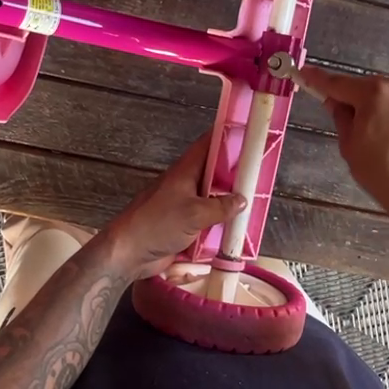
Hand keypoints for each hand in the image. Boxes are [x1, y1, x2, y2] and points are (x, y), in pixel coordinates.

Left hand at [97, 137, 244, 278]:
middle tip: (259, 176)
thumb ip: (221, 207)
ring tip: (255, 204)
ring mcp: (184, 205)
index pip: (208, 145)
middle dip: (234, 175)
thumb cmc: (157, 224)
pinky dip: (220, 224)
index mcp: (185, 171)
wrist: (129, 253)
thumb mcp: (195, 213)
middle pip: (214, 173)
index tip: (248, 135)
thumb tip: (242, 200)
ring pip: (212, 198)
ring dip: (228, 203)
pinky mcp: (183, 226)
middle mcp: (185, 184)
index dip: (227, 137)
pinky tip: (237, 230)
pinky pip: (207, 221)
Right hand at [299, 68, 388, 228]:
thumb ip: (341, 118)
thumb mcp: (349, 147)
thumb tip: (336, 102)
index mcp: (375, 94)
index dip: (318, 79)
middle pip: (369, 87)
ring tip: (379, 138)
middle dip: (355, 99)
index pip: (339, 83)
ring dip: (380, 108)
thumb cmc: (382, 175)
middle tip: (348, 121)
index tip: (305, 73)